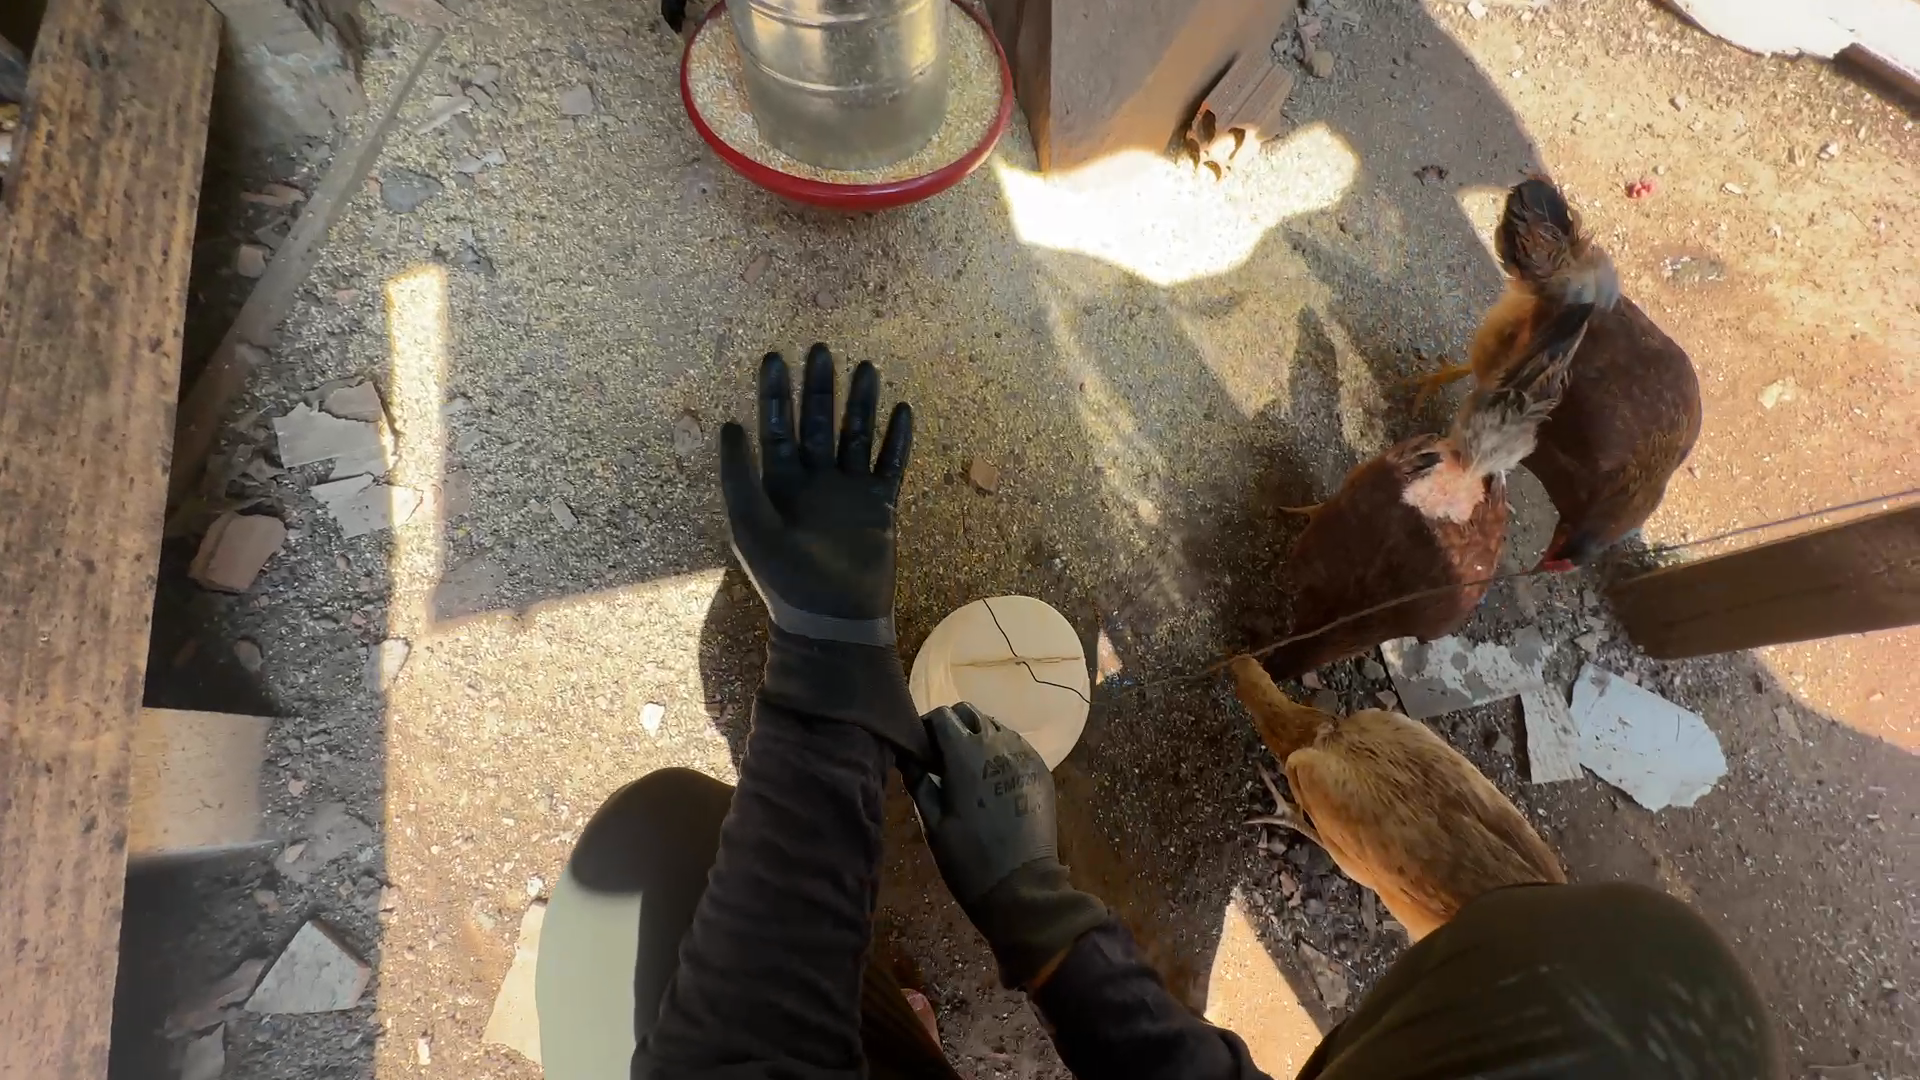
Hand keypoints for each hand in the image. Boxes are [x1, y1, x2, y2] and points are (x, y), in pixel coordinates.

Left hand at [719, 345, 912, 645]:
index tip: (776, 357)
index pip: (776, 428)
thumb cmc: (786, 576)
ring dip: (861, 404)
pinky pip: (891, 464)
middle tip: (822, 350)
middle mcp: (814, 481)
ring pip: (857, 436)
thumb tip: (730, 424)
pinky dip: (897, 439)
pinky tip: (902, 410)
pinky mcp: (881, 505)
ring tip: (868, 368)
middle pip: (819, 423)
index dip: (774, 394)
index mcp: (779, 484)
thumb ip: (739, 476)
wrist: (833, 618)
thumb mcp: (750, 525)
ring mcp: (850, 492)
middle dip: (820, 388)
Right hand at [910, 704, 1058, 903]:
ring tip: (970, 769)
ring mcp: (1023, 753)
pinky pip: (1016, 745)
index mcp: (965, 753)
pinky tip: (994, 780)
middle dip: (953, 725)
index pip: (942, 715)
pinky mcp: (1041, 768)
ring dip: (978, 736)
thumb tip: (907, 755)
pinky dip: (1000, 751)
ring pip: (995, 726)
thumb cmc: (968, 857)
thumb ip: (918, 780)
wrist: (1021, 887)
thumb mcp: (932, 822)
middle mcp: (997, 742)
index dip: (928, 726)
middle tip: (944, 756)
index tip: (922, 748)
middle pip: (970, 712)